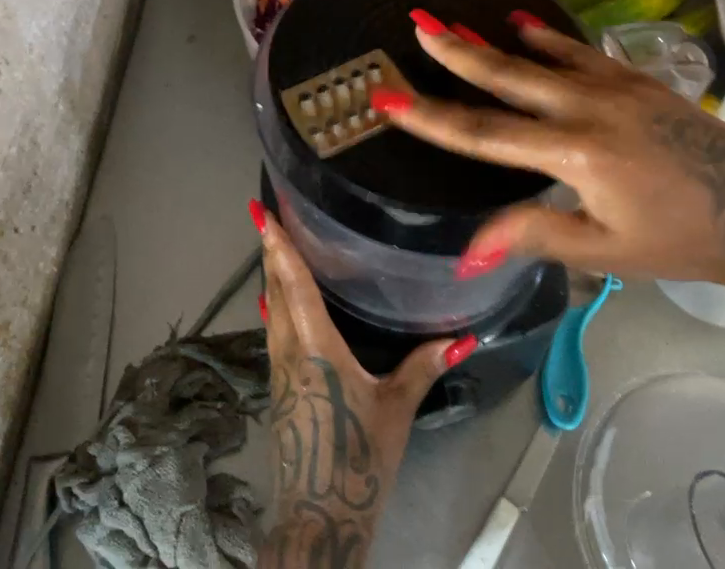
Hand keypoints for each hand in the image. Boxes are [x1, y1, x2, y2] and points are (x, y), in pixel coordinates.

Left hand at [251, 199, 473, 566]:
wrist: (319, 514)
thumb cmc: (359, 457)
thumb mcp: (397, 409)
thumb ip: (424, 366)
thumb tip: (464, 336)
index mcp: (315, 347)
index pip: (293, 284)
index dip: (278, 245)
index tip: (260, 211)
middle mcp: (289, 351)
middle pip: (275, 291)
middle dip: (271, 252)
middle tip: (269, 215)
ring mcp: (279, 371)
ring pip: (271, 311)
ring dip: (272, 277)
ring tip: (277, 247)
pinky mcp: (280, 387)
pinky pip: (274, 332)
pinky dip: (276, 305)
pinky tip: (279, 302)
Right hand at [375, 10, 724, 286]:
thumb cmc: (679, 242)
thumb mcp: (602, 251)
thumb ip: (532, 235)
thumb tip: (463, 252)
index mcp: (574, 153)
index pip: (485, 134)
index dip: (430, 118)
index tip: (387, 98)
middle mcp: (588, 108)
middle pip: (507, 77)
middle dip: (455, 53)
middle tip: (416, 25)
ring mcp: (617, 87)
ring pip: (540, 57)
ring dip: (493, 39)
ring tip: (455, 20)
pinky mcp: (639, 80)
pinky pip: (581, 52)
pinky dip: (547, 38)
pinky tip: (525, 24)